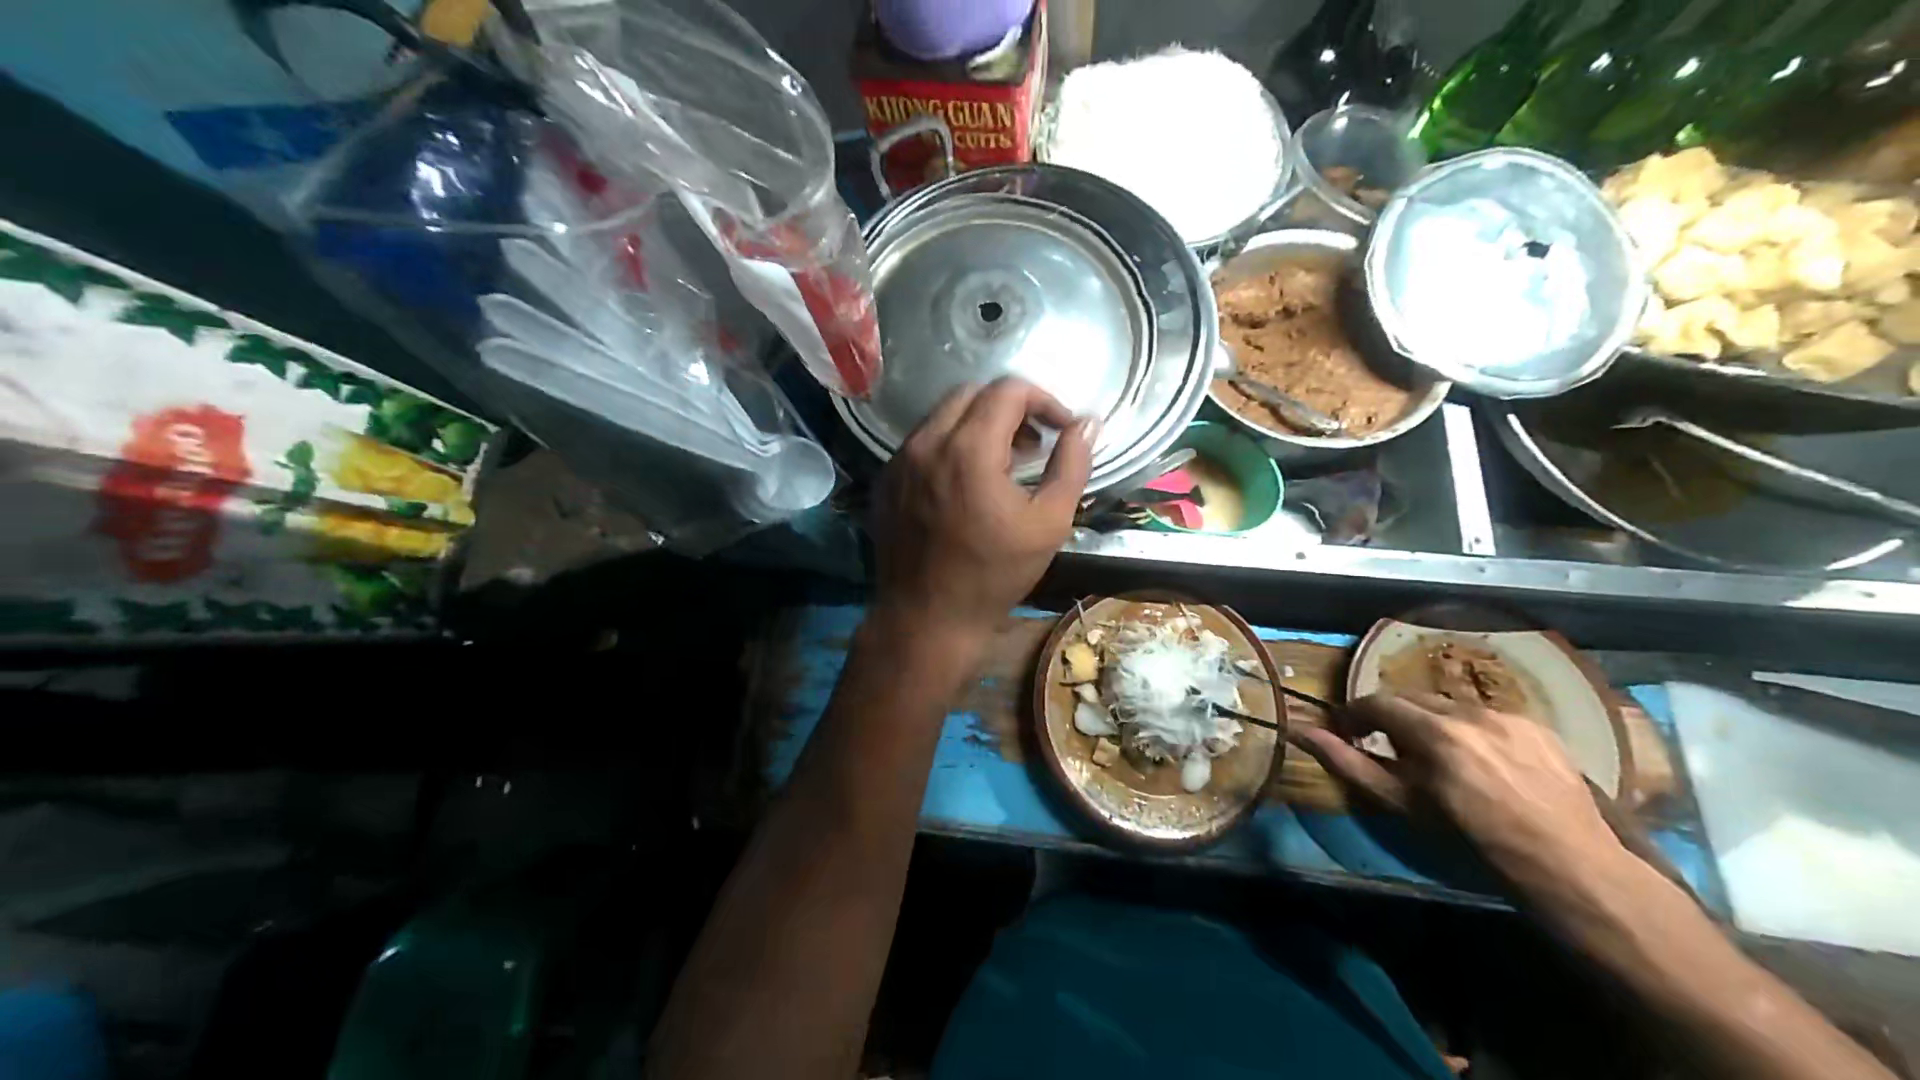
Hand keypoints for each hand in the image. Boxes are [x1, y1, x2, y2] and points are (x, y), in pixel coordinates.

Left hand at [871, 378, 1095, 644]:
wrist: (927, 618)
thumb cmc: (994, 574)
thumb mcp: (1049, 523)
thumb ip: (1071, 465)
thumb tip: (1087, 424)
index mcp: (968, 449)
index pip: (1008, 389)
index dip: (1044, 401)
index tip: (1061, 431)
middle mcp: (926, 442)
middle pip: (972, 393)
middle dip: (1010, 408)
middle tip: (1033, 446)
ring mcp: (899, 460)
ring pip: (943, 415)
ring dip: (978, 425)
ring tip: (1002, 465)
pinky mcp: (886, 480)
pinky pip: (921, 442)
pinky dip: (950, 445)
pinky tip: (965, 484)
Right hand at [1293, 693, 1625, 894]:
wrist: (1565, 864)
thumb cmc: (1471, 838)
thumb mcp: (1399, 803)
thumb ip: (1346, 762)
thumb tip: (1300, 731)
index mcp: (1433, 732)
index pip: (1376, 702)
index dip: (1355, 716)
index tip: (1349, 735)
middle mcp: (1470, 712)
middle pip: (1411, 698)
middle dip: (1392, 718)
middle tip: (1389, 748)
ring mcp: (1508, 716)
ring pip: (1449, 705)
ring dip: (1431, 722)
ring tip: (1437, 757)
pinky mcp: (1539, 725)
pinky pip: (1487, 715)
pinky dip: (1471, 730)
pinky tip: (1481, 761)